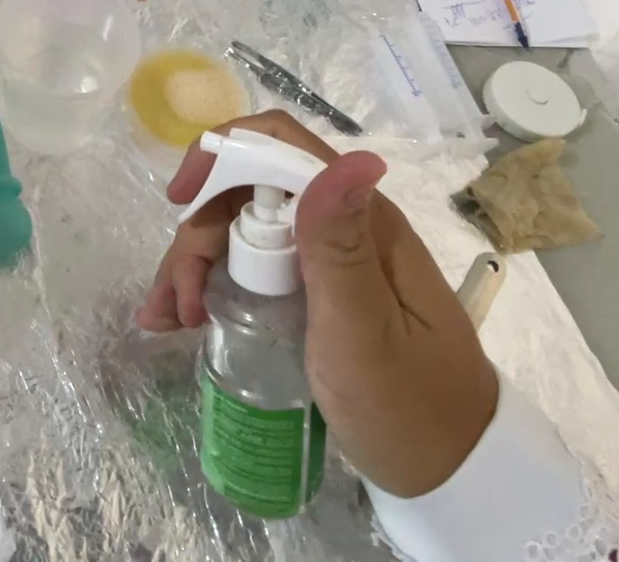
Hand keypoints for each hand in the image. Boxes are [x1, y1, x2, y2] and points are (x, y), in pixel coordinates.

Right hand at [136, 110, 498, 497]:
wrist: (451, 470)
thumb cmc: (410, 408)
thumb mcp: (365, 332)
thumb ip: (341, 248)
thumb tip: (355, 157)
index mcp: (361, 219)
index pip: (280, 148)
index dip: (221, 157)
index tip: (179, 202)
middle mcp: (340, 223)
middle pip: (246, 193)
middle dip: (198, 234)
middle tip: (178, 300)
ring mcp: (325, 255)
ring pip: (238, 229)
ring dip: (193, 263)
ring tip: (167, 318)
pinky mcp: (312, 286)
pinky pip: (248, 264)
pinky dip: (206, 284)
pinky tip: (179, 317)